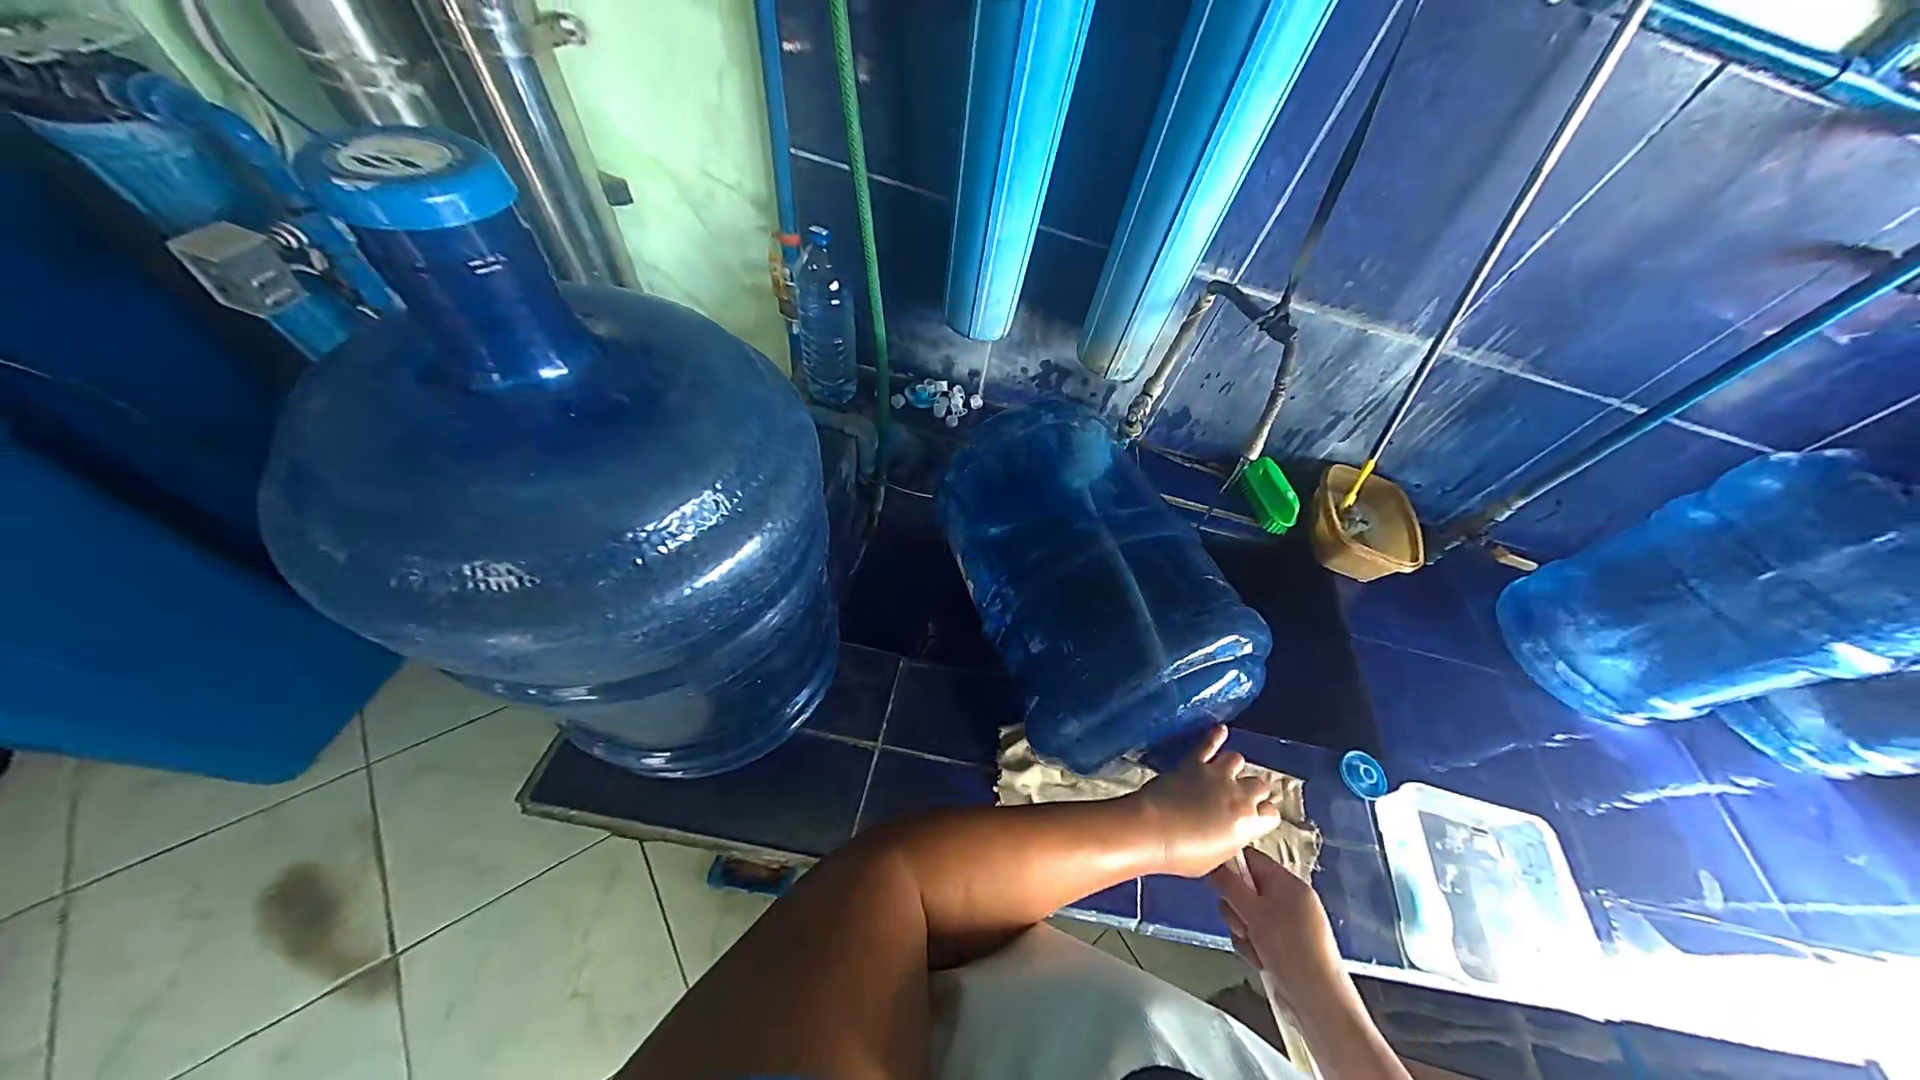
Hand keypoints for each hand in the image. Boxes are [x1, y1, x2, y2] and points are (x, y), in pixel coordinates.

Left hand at [1134, 725, 1281, 877]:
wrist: (1154, 829)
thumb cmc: (1184, 854)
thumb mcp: (1217, 858)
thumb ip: (1230, 840)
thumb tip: (1230, 832)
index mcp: (1248, 823)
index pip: (1271, 814)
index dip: (1263, 814)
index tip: (1255, 816)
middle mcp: (1239, 795)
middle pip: (1260, 784)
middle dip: (1254, 789)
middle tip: (1241, 794)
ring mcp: (1217, 775)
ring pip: (1237, 759)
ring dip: (1233, 765)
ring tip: (1227, 769)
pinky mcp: (1194, 763)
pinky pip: (1208, 744)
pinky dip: (1215, 736)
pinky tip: (1220, 729)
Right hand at [1209, 847, 1344, 1022]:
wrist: (1319, 1002)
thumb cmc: (1289, 948)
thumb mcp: (1253, 911)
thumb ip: (1229, 884)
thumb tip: (1211, 864)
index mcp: (1287, 882)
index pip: (1250, 857)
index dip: (1229, 864)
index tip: (1214, 880)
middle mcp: (1288, 899)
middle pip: (1244, 888)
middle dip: (1235, 908)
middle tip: (1242, 924)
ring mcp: (1286, 924)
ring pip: (1246, 915)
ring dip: (1242, 931)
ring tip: (1254, 947)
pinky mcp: (1283, 946)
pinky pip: (1255, 935)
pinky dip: (1252, 946)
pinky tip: (1260, 960)